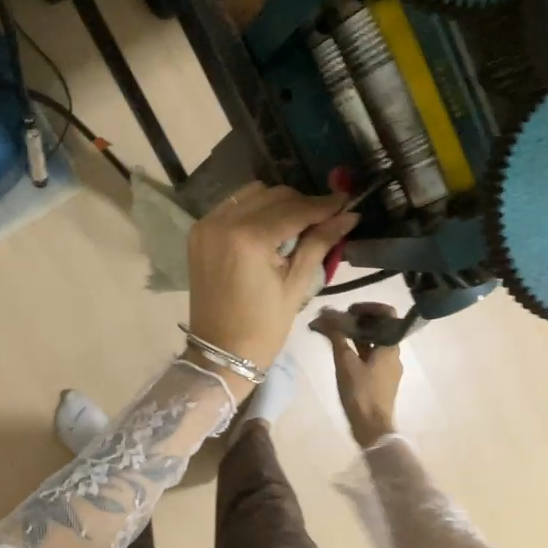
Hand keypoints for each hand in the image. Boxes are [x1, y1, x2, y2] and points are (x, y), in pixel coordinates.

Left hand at [187, 183, 357, 373]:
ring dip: (277, 204)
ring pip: (252, 195)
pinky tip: (269, 230)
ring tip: (296, 226)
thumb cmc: (264, 328)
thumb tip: (348, 215)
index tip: (346, 201)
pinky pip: (233, 207)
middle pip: (272, 195)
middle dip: (301, 204)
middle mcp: (223, 222)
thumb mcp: (296, 286)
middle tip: (324, 218)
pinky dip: (254, 212)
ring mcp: (206, 226)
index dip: (323, 205)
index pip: (293, 210)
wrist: (221, 352)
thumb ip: (319, 244)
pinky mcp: (199, 233)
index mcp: (248, 239)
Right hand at [312, 304, 402, 447]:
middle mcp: (393, 354)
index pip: (386, 314)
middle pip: (377, 328)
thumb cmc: (361, 393)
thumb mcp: (346, 362)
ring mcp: (388, 368)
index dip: (368, 308)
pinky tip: (339, 352)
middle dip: (355, 321)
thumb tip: (325, 313)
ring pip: (372, 343)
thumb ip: (336, 335)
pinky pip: (369, 357)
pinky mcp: (380, 380)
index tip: (348, 310)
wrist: (372, 428)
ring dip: (353, 336)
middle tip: (335, 322)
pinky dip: (355, 350)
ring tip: (332, 334)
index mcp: (390, 346)